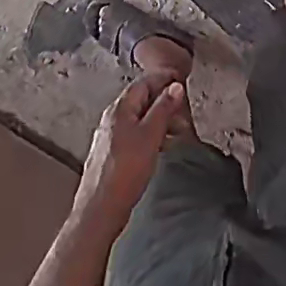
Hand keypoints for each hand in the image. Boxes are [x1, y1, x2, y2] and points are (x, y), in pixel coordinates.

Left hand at [71, 75, 186, 237]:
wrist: (101, 207)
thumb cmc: (124, 171)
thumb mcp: (150, 135)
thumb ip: (163, 109)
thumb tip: (175, 87)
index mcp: (120, 108)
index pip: (143, 82)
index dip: (163, 78)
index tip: (181, 78)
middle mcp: (113, 117)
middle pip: (141, 99)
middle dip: (164, 100)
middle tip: (184, 107)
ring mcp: (111, 135)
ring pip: (139, 117)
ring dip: (160, 118)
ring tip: (179, 129)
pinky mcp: (113, 152)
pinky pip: (135, 133)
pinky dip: (152, 133)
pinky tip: (162, 145)